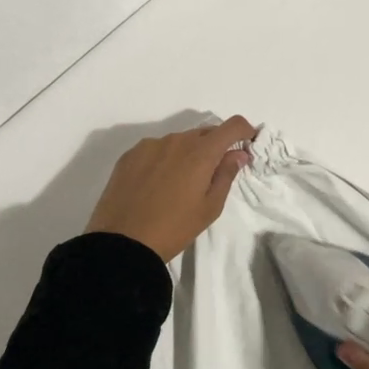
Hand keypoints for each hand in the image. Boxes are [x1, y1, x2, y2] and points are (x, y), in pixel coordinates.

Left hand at [84, 116, 256, 261]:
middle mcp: (177, 140)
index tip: (247, 143)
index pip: (232, 125)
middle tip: (212, 174)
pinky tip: (156, 184)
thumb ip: (227, 175)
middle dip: (215, 146)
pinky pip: (156, 149)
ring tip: (180, 183)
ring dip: (188, 153)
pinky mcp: (130, 155)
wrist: (121, 243)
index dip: (245, 130)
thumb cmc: (174, 228)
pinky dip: (164, 159)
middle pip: (205, 132)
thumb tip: (238, 153)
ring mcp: (150, 145)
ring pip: (179, 141)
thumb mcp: (209, 208)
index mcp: (201, 152)